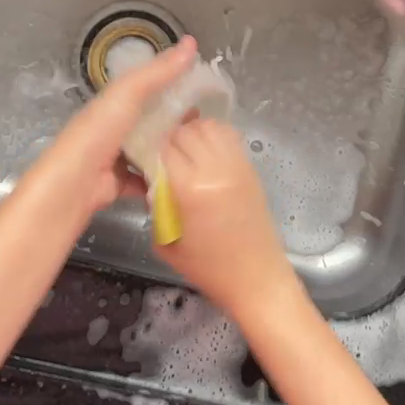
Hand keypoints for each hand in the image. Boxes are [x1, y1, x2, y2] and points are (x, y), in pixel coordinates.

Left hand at [19, 37, 198, 216]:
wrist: (74, 183)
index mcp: (114, 102)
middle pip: (152, 120)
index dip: (173, 86)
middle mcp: (115, 127)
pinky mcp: (120, 183)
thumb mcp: (130, 92)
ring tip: (199, 150)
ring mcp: (116, 157)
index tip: (201, 89)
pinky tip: (182, 177)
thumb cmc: (100, 131)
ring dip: (171, 150)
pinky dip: (161, 179)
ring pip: (151, 150)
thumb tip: (191, 42)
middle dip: (177, 121)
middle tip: (205, 123)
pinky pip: (146, 178)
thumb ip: (159, 71)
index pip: (147, 88)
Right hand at [153, 118, 301, 320]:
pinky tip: (206, 152)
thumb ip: (156, 208)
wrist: (257, 277)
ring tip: (186, 151)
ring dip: (193, 132)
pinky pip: (229, 136)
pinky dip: (214, 136)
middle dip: (171, 139)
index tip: (147, 160)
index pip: (165, 147)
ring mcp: (236, 165)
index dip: (153, 150)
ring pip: (209, 126)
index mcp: (191, 188)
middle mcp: (215, 169)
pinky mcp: (249, 167)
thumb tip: (153, 183)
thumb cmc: (209, 269)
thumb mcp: (167, 243)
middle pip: (186, 131)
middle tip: (165, 156)